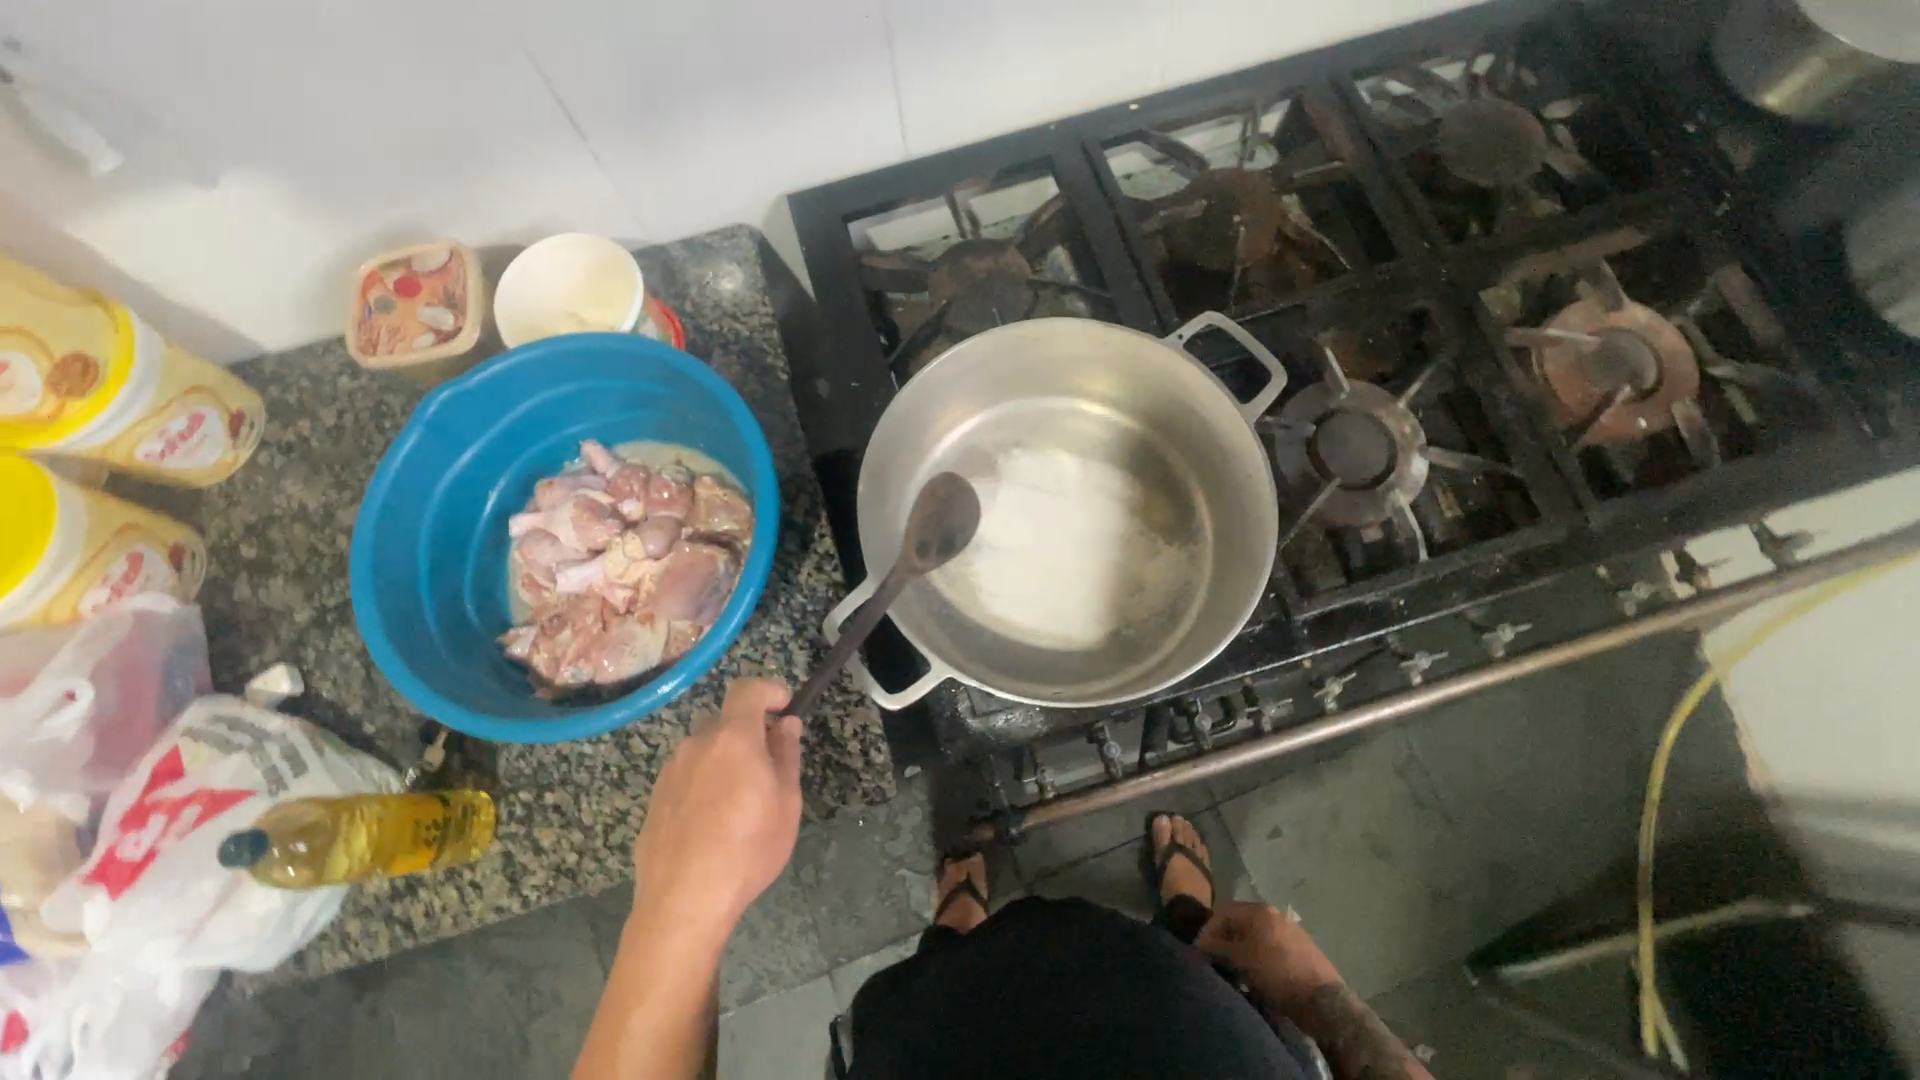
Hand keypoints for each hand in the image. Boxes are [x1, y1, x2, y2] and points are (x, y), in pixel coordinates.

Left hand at [629, 679, 802, 943]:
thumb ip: (786, 754)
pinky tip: (713, 823)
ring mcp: (670, 771)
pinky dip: (704, 783)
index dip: (769, 690)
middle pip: (725, 723)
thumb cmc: (748, 849)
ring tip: (740, 802)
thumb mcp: (786, 802)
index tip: (785, 705)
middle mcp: (696, 745)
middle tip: (769, 766)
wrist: (684, 901)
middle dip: (749, 733)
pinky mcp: (655, 799)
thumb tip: (785, 724)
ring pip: (704, 751)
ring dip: (725, 760)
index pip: (746, 690)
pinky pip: (687, 776)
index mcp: (732, 739)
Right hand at [1196, 901, 1342, 1013]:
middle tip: (1216, 962)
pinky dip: (1258, 958)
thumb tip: (1201, 946)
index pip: (1223, 913)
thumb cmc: (1276, 973)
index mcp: (1259, 910)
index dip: (1208, 932)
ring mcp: (1290, 931)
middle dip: (1225, 942)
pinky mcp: (1301, 949)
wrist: (1322, 1000)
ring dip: (1241, 952)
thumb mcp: (1240, 960)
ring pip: (1255, 937)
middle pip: (1239, 924)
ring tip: (1235, 973)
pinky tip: (1256, 976)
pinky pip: (1270, 948)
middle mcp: (1274, 914)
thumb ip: (1218, 948)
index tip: (1200, 953)